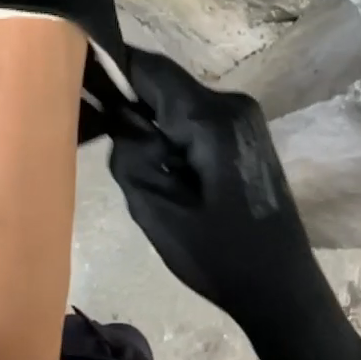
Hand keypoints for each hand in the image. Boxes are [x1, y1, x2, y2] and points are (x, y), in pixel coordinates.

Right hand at [108, 48, 360, 359]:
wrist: (283, 292)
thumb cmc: (218, 256)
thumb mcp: (156, 207)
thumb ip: (128, 148)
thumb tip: (115, 110)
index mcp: (211, 118)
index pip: (148, 68)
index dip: (110, 67)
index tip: (77, 80)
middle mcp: (231, 103)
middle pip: (162, 82)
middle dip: (129, 103)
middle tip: (100, 135)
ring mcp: (242, 116)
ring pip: (175, 100)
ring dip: (150, 121)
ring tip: (137, 163)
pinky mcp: (242, 132)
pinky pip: (192, 115)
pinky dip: (169, 131)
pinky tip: (163, 168)